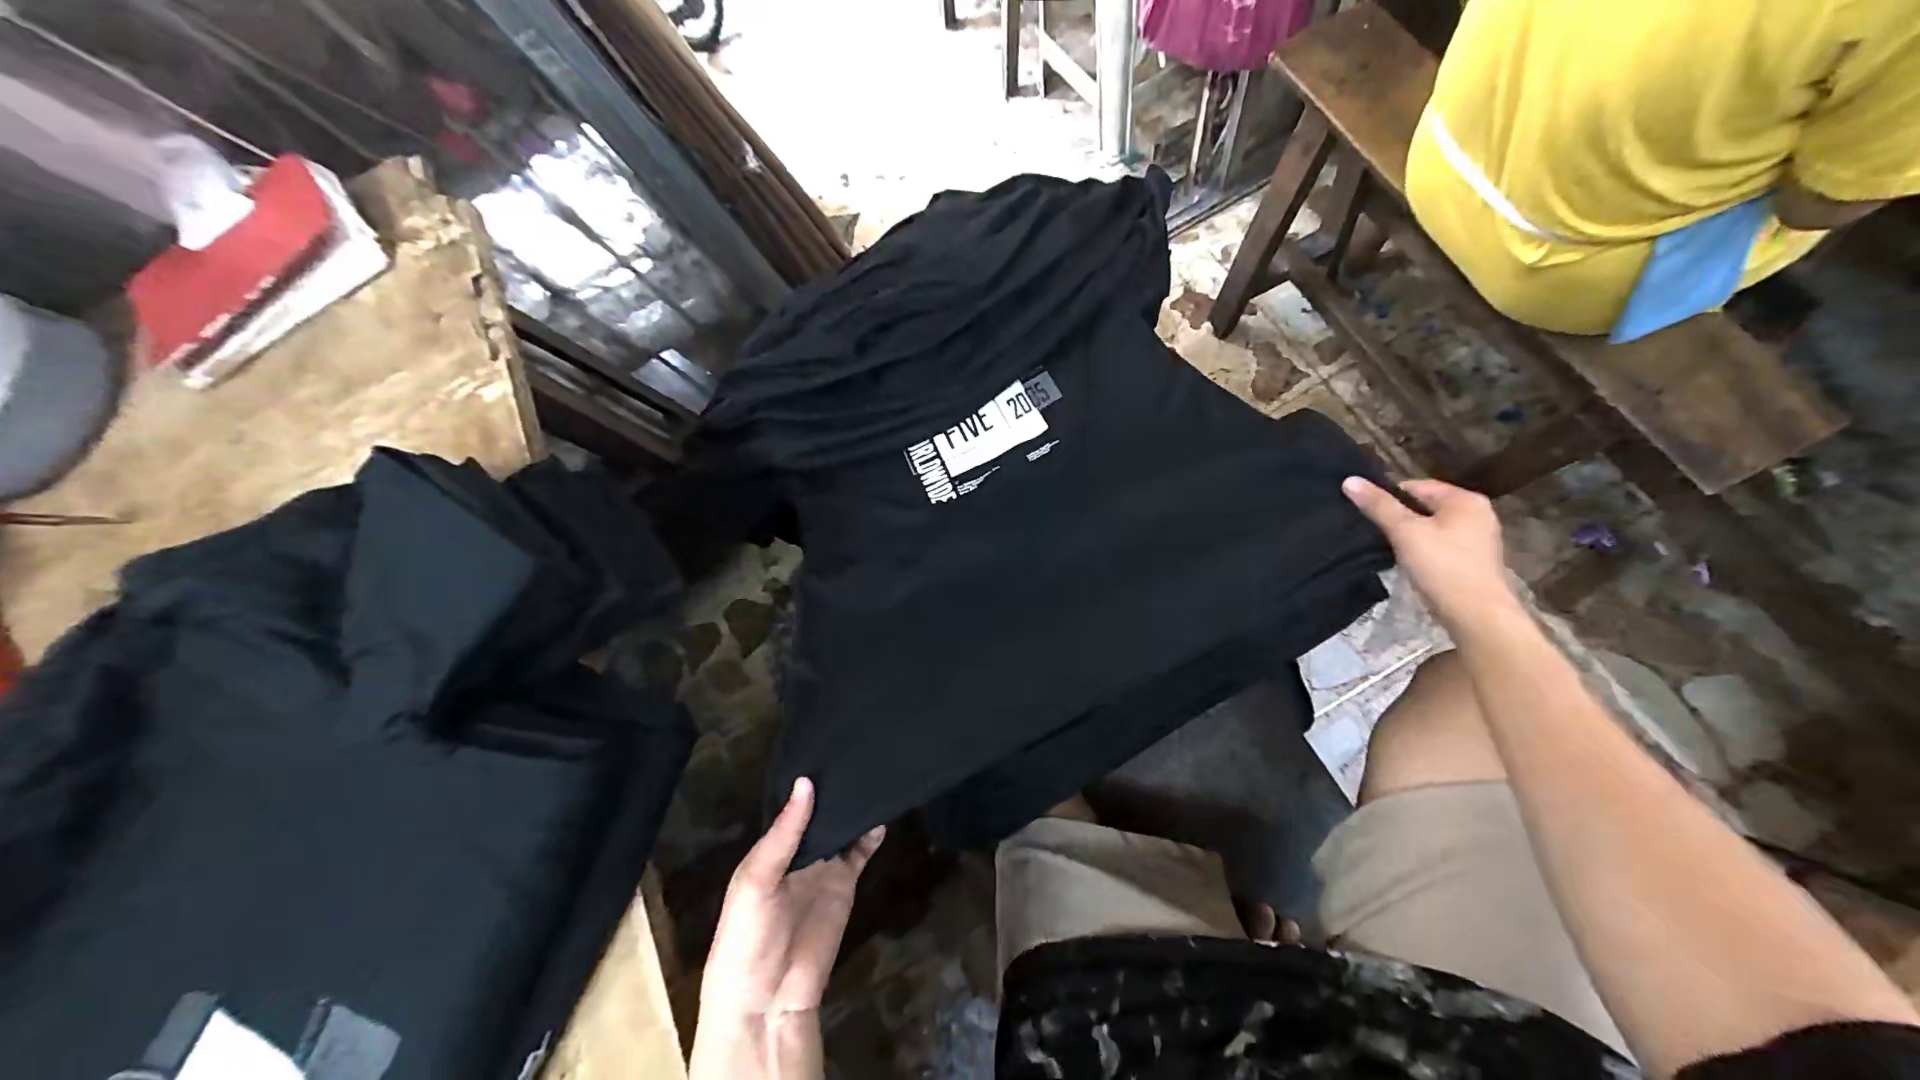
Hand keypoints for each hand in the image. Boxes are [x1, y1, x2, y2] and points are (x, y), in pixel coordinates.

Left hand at [688, 777, 884, 1079]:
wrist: (768, 997)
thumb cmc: (747, 934)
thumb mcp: (756, 880)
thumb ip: (784, 833)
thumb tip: (806, 782)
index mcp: (769, 848)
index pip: (790, 806)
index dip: (806, 782)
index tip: (825, 748)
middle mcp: (797, 853)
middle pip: (819, 814)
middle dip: (833, 790)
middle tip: (856, 752)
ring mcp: (822, 868)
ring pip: (841, 829)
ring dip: (853, 808)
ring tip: (872, 774)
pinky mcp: (844, 885)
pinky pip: (860, 853)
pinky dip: (871, 836)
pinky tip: (881, 816)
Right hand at [1342, 476, 1520, 631]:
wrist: (1475, 613)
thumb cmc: (1441, 566)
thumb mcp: (1404, 532)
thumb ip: (1378, 505)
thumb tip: (1349, 480)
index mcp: (1465, 500)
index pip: (1416, 486)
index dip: (1389, 498)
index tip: (1369, 515)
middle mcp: (1478, 513)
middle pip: (1425, 506)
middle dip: (1400, 517)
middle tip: (1376, 533)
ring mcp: (1479, 538)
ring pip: (1432, 527)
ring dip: (1411, 535)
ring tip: (1390, 548)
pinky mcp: (1474, 559)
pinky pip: (1441, 544)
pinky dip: (1424, 549)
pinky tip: (1411, 563)